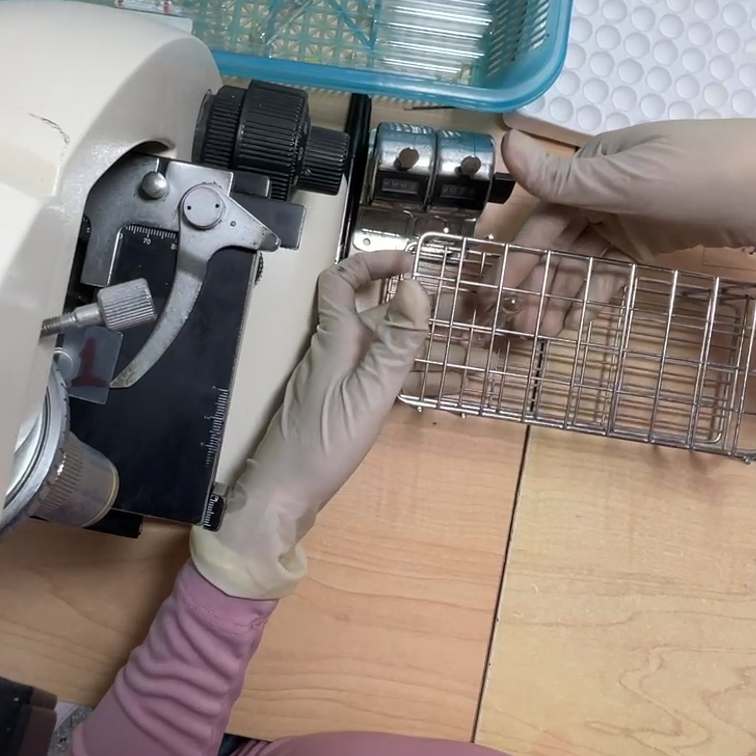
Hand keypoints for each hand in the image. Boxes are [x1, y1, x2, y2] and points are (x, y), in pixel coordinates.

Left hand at [191, 251, 428, 599]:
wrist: (283, 494)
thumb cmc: (323, 441)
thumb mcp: (369, 390)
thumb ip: (396, 341)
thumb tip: (417, 284)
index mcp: (335, 338)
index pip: (342, 280)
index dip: (372, 262)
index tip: (411, 261)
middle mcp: (335, 350)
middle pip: (375, 314)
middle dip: (416, 308)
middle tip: (460, 309)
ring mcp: (339, 379)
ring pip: (386, 350)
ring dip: (424, 347)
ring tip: (472, 352)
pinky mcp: (343, 406)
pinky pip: (384, 380)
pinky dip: (414, 379)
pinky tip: (448, 390)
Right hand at [497, 120, 755, 313]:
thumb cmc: (707, 176)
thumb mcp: (629, 179)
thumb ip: (564, 176)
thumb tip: (500, 141)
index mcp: (597, 163)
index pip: (545, 212)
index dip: (522, 253)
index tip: (503, 293)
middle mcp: (609, 185)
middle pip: (561, 238)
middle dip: (539, 281)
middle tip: (524, 326)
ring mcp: (635, 211)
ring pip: (585, 255)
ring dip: (564, 289)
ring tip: (550, 330)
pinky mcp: (659, 234)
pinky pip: (615, 262)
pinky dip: (598, 285)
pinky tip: (590, 311)